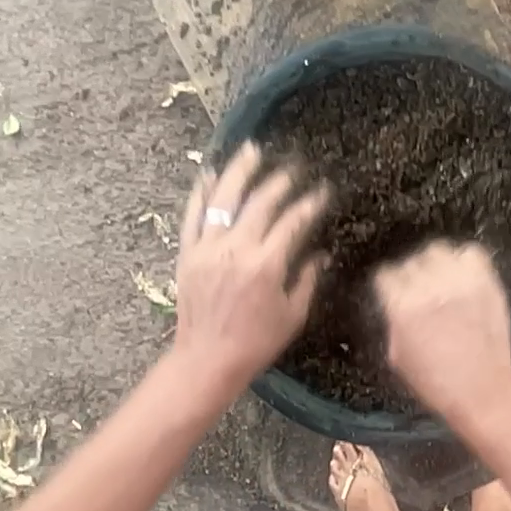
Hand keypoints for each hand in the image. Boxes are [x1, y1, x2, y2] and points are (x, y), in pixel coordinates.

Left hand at [173, 143, 328, 388]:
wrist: (208, 359)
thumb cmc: (256, 343)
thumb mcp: (293, 315)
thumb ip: (307, 280)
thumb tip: (320, 254)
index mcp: (267, 265)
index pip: (293, 222)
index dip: (310, 203)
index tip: (322, 191)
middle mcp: (236, 250)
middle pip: (260, 203)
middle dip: (280, 182)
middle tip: (293, 169)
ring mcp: (208, 249)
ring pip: (224, 200)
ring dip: (239, 172)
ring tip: (251, 150)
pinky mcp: (188, 255)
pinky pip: (193, 217)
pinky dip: (200, 194)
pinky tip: (209, 175)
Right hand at [374, 241, 510, 422]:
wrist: (483, 391)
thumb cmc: (437, 384)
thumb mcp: (398, 357)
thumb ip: (394, 323)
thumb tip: (395, 307)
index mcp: (402, 307)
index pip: (385, 275)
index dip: (388, 287)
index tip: (394, 296)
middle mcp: (430, 288)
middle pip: (411, 261)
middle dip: (411, 277)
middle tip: (419, 293)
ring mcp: (461, 281)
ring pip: (438, 250)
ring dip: (436, 264)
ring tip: (441, 281)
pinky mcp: (488, 282)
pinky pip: (472, 253)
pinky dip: (465, 262)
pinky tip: (464, 279)